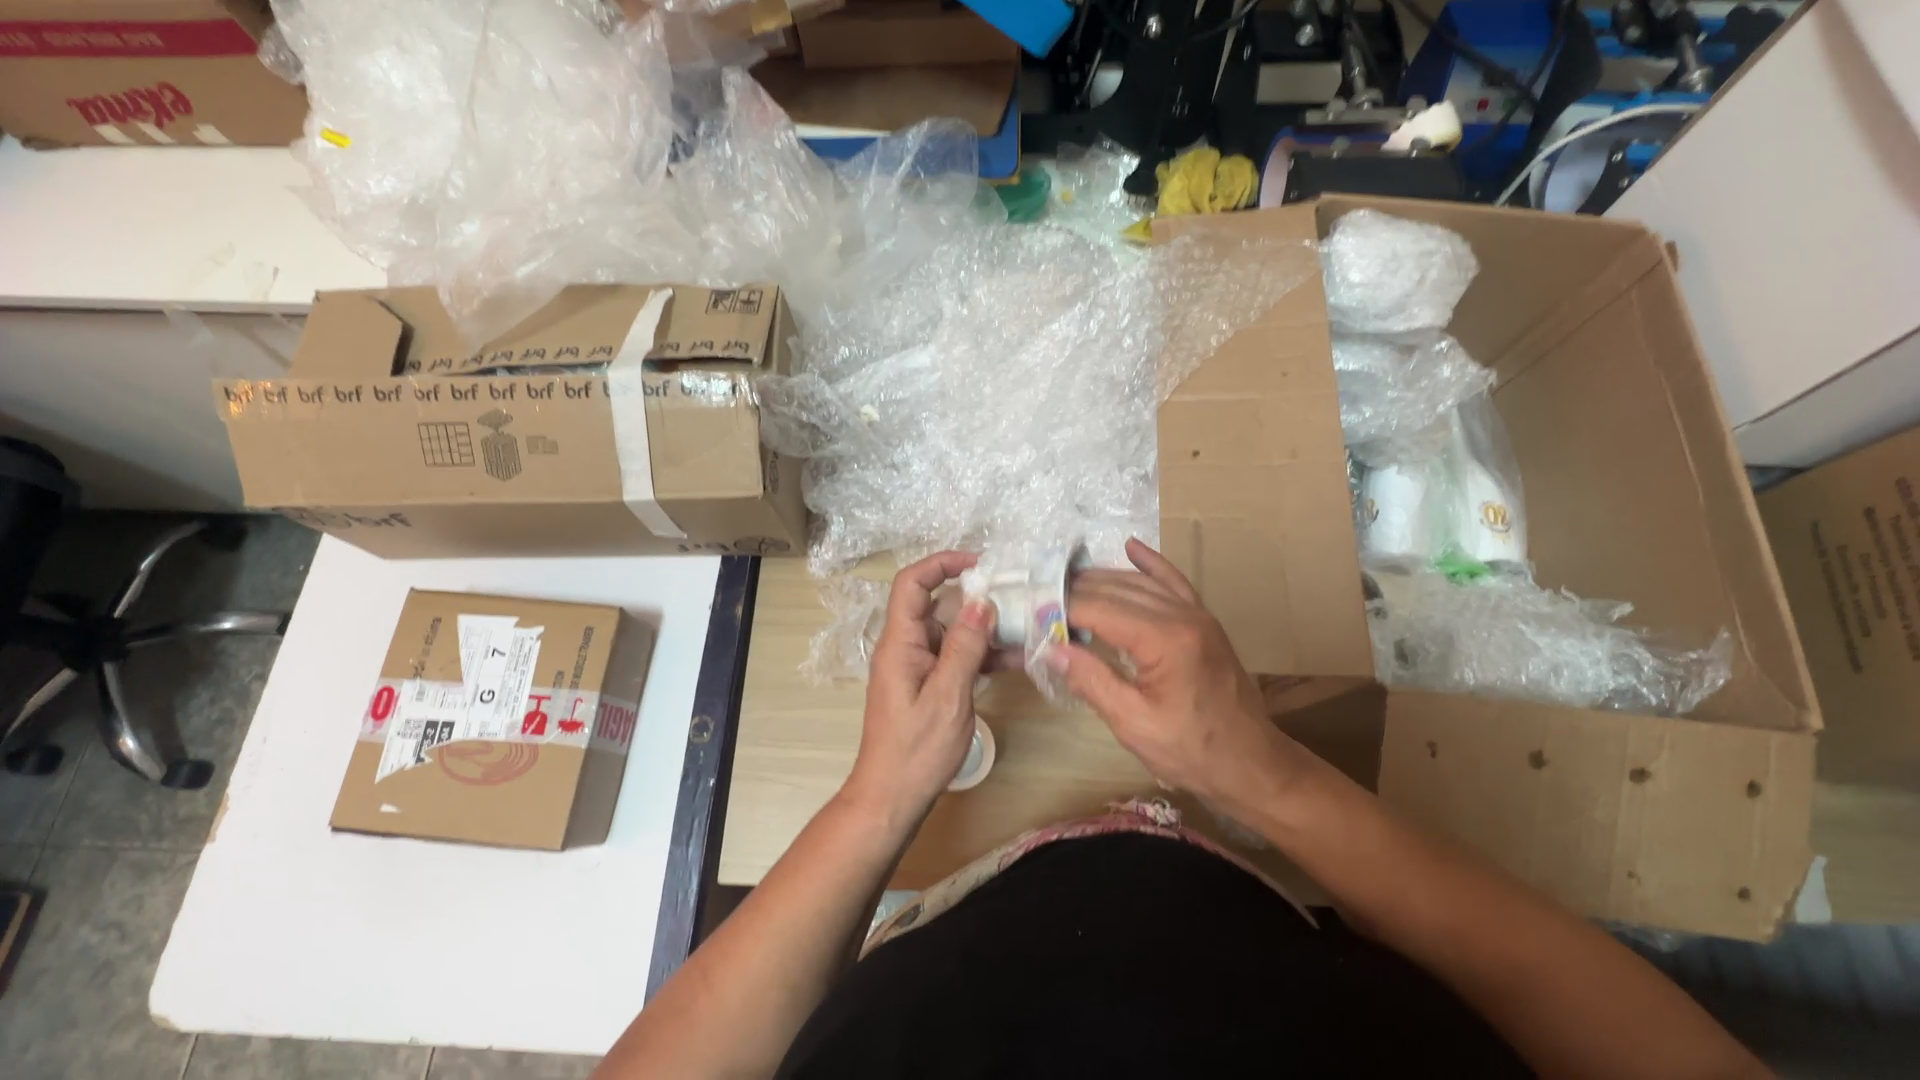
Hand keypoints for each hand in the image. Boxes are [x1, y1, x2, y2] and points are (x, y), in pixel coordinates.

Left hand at [844, 552, 994, 817]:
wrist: (892, 797)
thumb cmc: (916, 750)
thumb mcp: (947, 697)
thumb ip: (964, 647)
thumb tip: (982, 602)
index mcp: (899, 644)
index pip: (911, 584)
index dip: (941, 564)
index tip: (980, 563)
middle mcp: (904, 648)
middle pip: (935, 605)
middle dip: (974, 597)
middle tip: (1015, 597)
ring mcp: (916, 667)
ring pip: (950, 632)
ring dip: (983, 630)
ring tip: (1023, 629)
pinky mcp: (927, 685)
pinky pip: (954, 657)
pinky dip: (980, 655)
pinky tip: (1012, 661)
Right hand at [1054, 538, 1320, 813]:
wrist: (1250, 763)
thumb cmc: (1191, 750)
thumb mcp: (1133, 723)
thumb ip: (1092, 681)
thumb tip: (1051, 648)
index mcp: (1164, 639)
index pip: (1098, 609)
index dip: (1061, 611)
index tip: (1031, 616)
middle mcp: (1182, 615)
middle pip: (1116, 590)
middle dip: (1075, 592)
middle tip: (1039, 600)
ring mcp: (1197, 615)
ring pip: (1140, 582)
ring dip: (1102, 579)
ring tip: (1065, 582)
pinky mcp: (1204, 622)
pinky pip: (1173, 582)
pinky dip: (1150, 564)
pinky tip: (1131, 548)